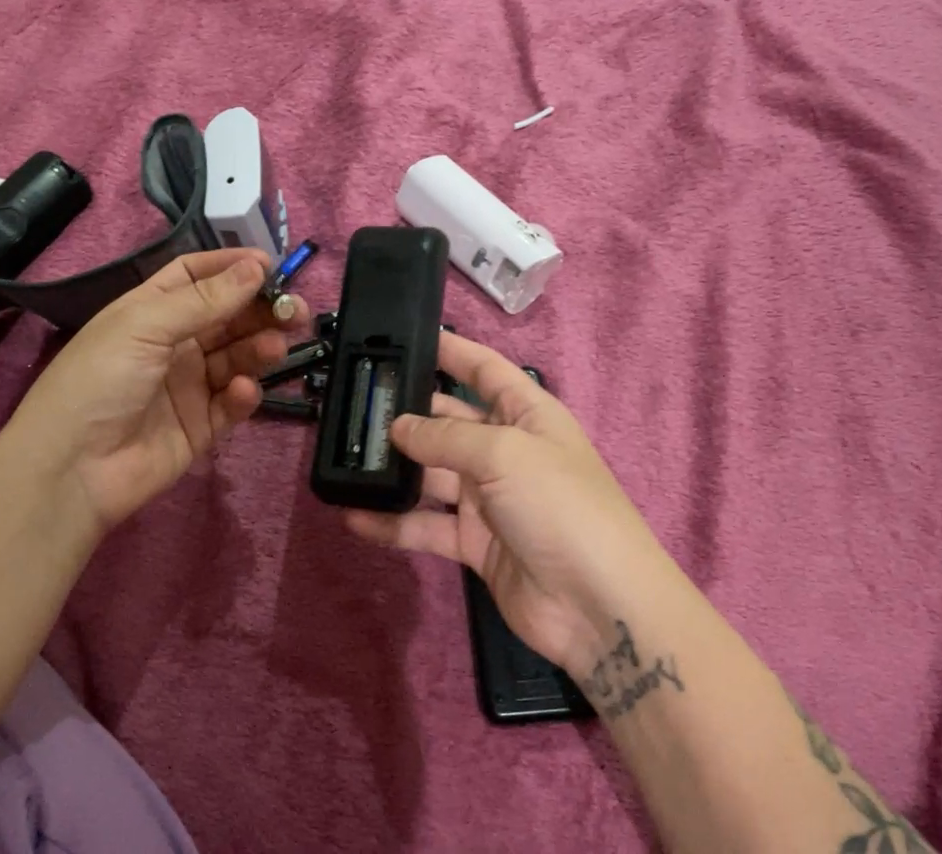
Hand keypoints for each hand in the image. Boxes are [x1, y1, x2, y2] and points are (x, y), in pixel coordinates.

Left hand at [0, 248, 306, 536]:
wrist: (72, 468)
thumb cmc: (100, 380)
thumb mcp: (145, 325)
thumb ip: (205, 299)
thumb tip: (256, 267)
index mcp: (149, 312)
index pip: (195, 277)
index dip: (231, 268)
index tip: (270, 266)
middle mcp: (171, 344)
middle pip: (226, 317)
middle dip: (260, 310)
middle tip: (296, 311)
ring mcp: (187, 387)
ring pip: (236, 358)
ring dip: (258, 348)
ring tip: (275, 347)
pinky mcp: (201, 427)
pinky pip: (232, 403)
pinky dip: (243, 394)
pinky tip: (242, 390)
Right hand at [343, 333, 671, 670]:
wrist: (597, 604)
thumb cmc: (559, 506)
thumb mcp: (504, 453)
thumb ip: (446, 436)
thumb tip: (398, 427)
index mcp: (527, 415)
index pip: (485, 370)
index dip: (452, 351)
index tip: (407, 336)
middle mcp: (507, 451)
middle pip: (450, 422)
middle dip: (407, 414)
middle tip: (353, 406)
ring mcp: (490, 500)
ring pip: (432, 476)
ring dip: (394, 471)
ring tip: (344, 458)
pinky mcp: (475, 544)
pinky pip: (427, 525)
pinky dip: (394, 523)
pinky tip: (355, 516)